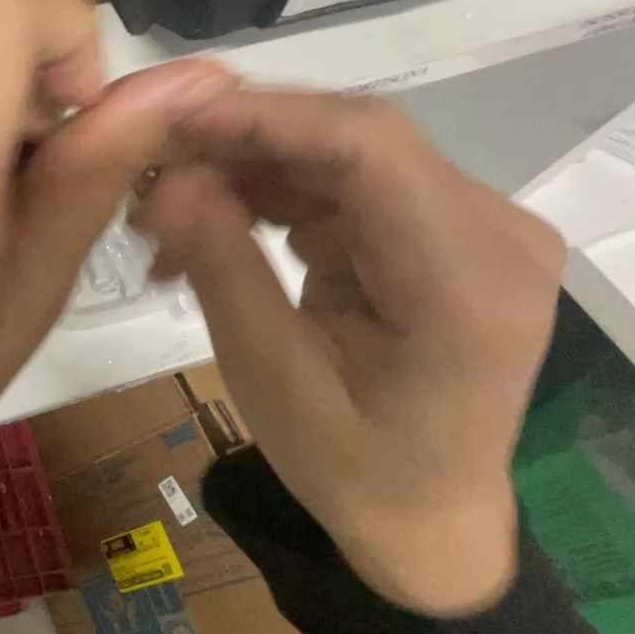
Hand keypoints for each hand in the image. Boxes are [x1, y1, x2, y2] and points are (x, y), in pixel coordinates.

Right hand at [132, 90, 566, 615]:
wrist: (424, 517)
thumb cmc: (350, 465)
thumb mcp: (269, 372)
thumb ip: (221, 264)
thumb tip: (167, 178)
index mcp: (467, 276)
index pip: (368, 147)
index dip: (262, 116)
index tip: (167, 115)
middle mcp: (490, 229)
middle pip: (350, 140)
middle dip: (236, 140)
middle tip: (144, 167)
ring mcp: (466, 225)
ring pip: (333, 153)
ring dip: (240, 167)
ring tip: (160, 208)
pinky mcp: (431, 230)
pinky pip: (334, 184)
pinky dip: (263, 193)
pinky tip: (206, 220)